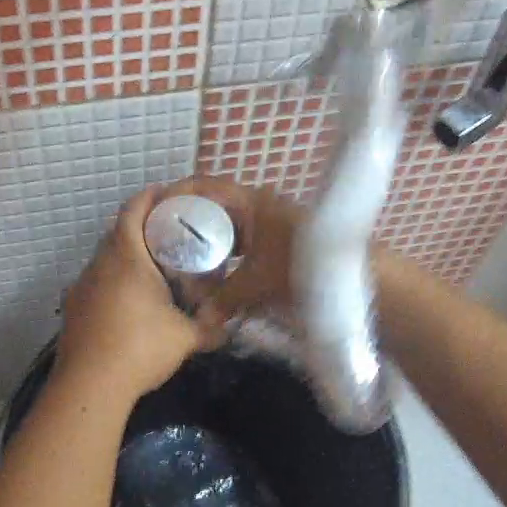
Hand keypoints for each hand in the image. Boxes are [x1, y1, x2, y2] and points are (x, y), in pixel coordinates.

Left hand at [53, 188, 203, 402]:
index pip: (134, 209)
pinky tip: (129, 302)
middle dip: (142, 227)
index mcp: (126, 257)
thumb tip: (229, 327)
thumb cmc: (140, 348)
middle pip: (118, 232)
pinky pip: (96, 282)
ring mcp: (81, 286)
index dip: (151, 196)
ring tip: (153, 269)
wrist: (89, 386)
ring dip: (126, 257)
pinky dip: (113, 281)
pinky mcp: (73, 309)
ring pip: (104, 259)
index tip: (169, 195)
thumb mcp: (185, 338)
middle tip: (170, 235)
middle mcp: (99, 264)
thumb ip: (210, 328)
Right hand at [161, 176, 306, 336]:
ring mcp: (269, 221)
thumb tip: (198, 320)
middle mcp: (257, 205)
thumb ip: (222, 300)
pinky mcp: (277, 239)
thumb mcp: (256, 284)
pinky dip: (227, 253)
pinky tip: (213, 270)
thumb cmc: (300, 268)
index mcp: (249, 201)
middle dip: (188, 223)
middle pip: (213, 207)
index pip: (203, 186)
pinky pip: (242, 241)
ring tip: (181, 259)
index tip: (154, 213)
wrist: (352, 276)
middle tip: (161, 240)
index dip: (176, 196)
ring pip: (228, 226)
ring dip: (208, 241)